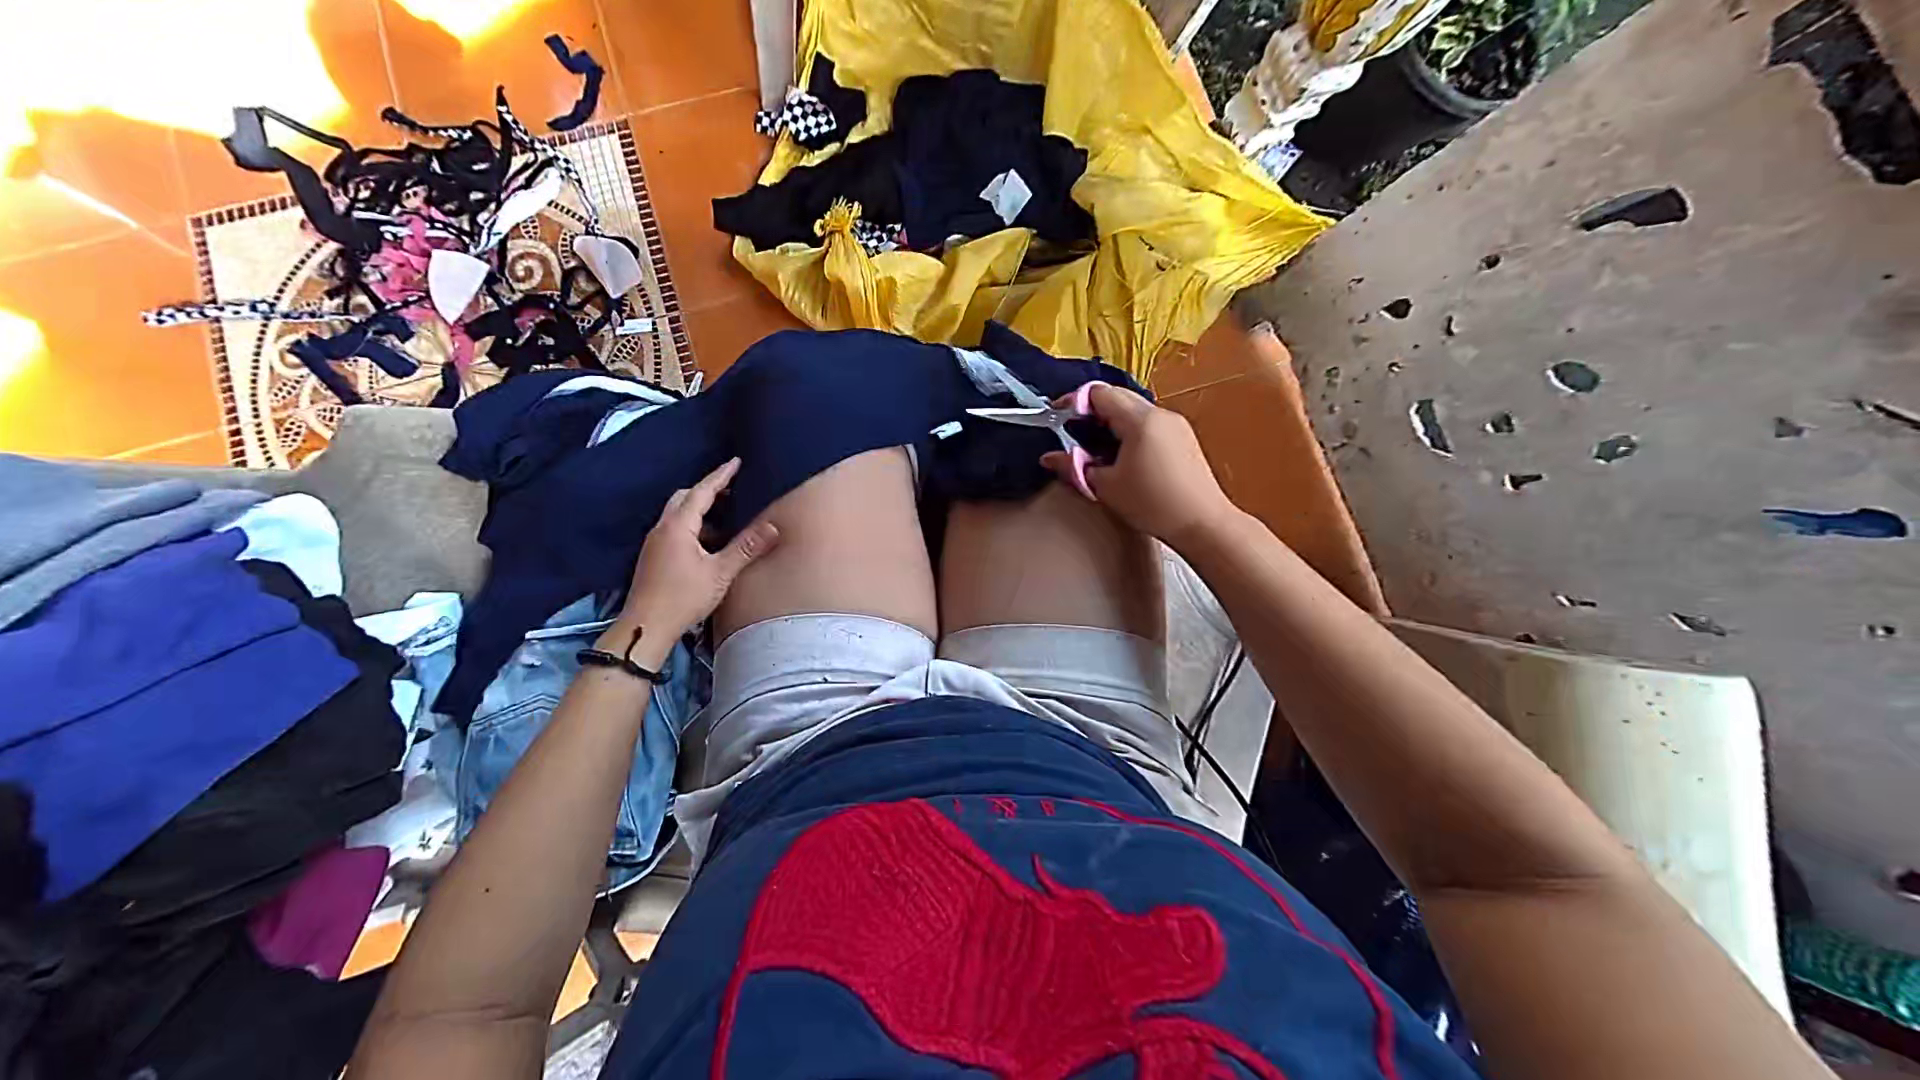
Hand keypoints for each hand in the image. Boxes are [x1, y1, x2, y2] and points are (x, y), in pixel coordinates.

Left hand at [617, 458, 779, 641]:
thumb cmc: (682, 598)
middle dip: (708, 490)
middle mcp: (662, 528)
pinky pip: (675, 530)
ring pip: (678, 515)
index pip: (702, 492)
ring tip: (727, 517)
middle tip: (732, 489)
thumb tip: (772, 527)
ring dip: (701, 511)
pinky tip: (710, 543)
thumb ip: (745, 547)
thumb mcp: (720, 572)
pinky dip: (694, 527)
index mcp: (678, 526)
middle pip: (685, 498)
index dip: (720, 476)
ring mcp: (655, 543)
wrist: (646, 626)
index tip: (735, 463)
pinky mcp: (654, 557)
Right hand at [1041, 383, 1237, 548]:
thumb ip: (1074, 467)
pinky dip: (1129, 431)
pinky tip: (1122, 457)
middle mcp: (1159, 414)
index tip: (1057, 417)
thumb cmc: (1152, 504)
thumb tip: (1048, 458)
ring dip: (1110, 422)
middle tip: (1072, 434)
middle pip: (1117, 397)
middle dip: (1091, 411)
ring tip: (1095, 449)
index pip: (1099, 393)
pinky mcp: (1184, 438)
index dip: (1073, 401)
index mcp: (1139, 420)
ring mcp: (1175, 425)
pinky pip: (1149, 424)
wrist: (1203, 523)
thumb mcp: (1106, 486)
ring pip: (1134, 410)